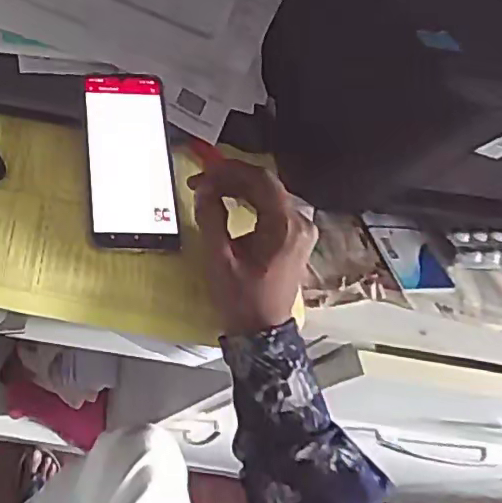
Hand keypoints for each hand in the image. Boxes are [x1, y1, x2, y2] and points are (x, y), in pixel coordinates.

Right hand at [190, 159, 316, 334]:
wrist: (263, 331)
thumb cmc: (241, 298)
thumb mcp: (219, 258)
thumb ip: (211, 217)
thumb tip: (204, 189)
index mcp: (285, 226)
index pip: (260, 180)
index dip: (230, 171)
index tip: (204, 173)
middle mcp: (300, 223)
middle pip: (266, 184)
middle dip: (232, 177)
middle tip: (201, 182)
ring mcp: (301, 230)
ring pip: (268, 193)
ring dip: (239, 187)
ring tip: (210, 189)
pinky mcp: (295, 237)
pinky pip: (272, 206)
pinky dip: (249, 199)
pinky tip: (229, 200)